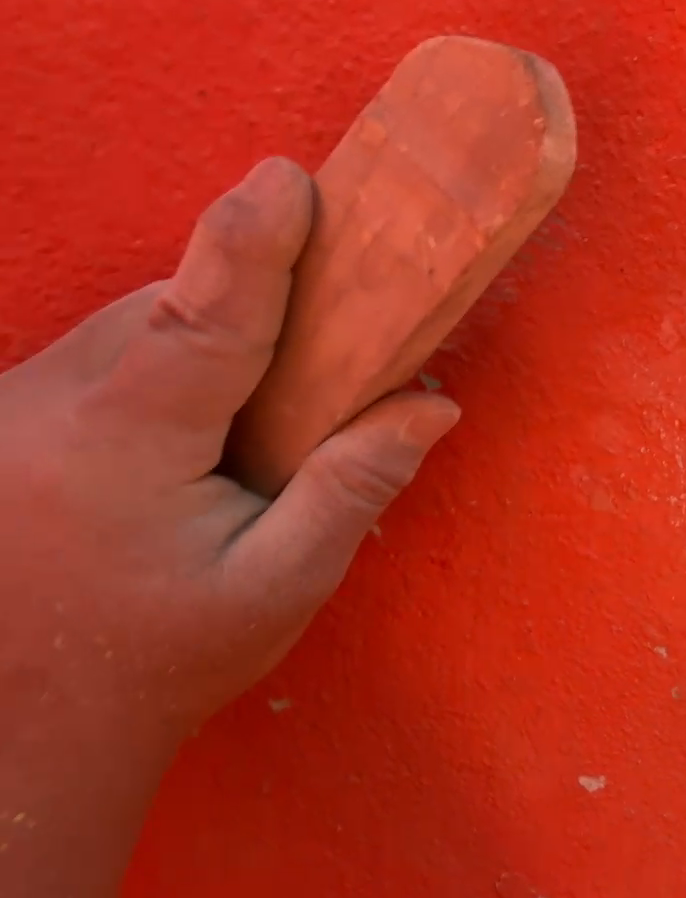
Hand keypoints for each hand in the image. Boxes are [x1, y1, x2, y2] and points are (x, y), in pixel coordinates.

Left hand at [0, 157, 459, 742]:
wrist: (31, 718)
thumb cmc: (171, 653)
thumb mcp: (289, 579)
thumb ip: (355, 484)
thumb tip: (431, 402)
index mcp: (116, 450)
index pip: (201, 323)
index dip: (249, 245)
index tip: (287, 180)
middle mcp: (40, 412)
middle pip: (171, 314)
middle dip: (259, 297)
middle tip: (343, 307)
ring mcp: (11, 415)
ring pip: (137, 328)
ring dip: (222, 329)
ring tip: (280, 383)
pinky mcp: (11, 423)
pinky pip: (111, 356)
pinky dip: (180, 356)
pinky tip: (218, 412)